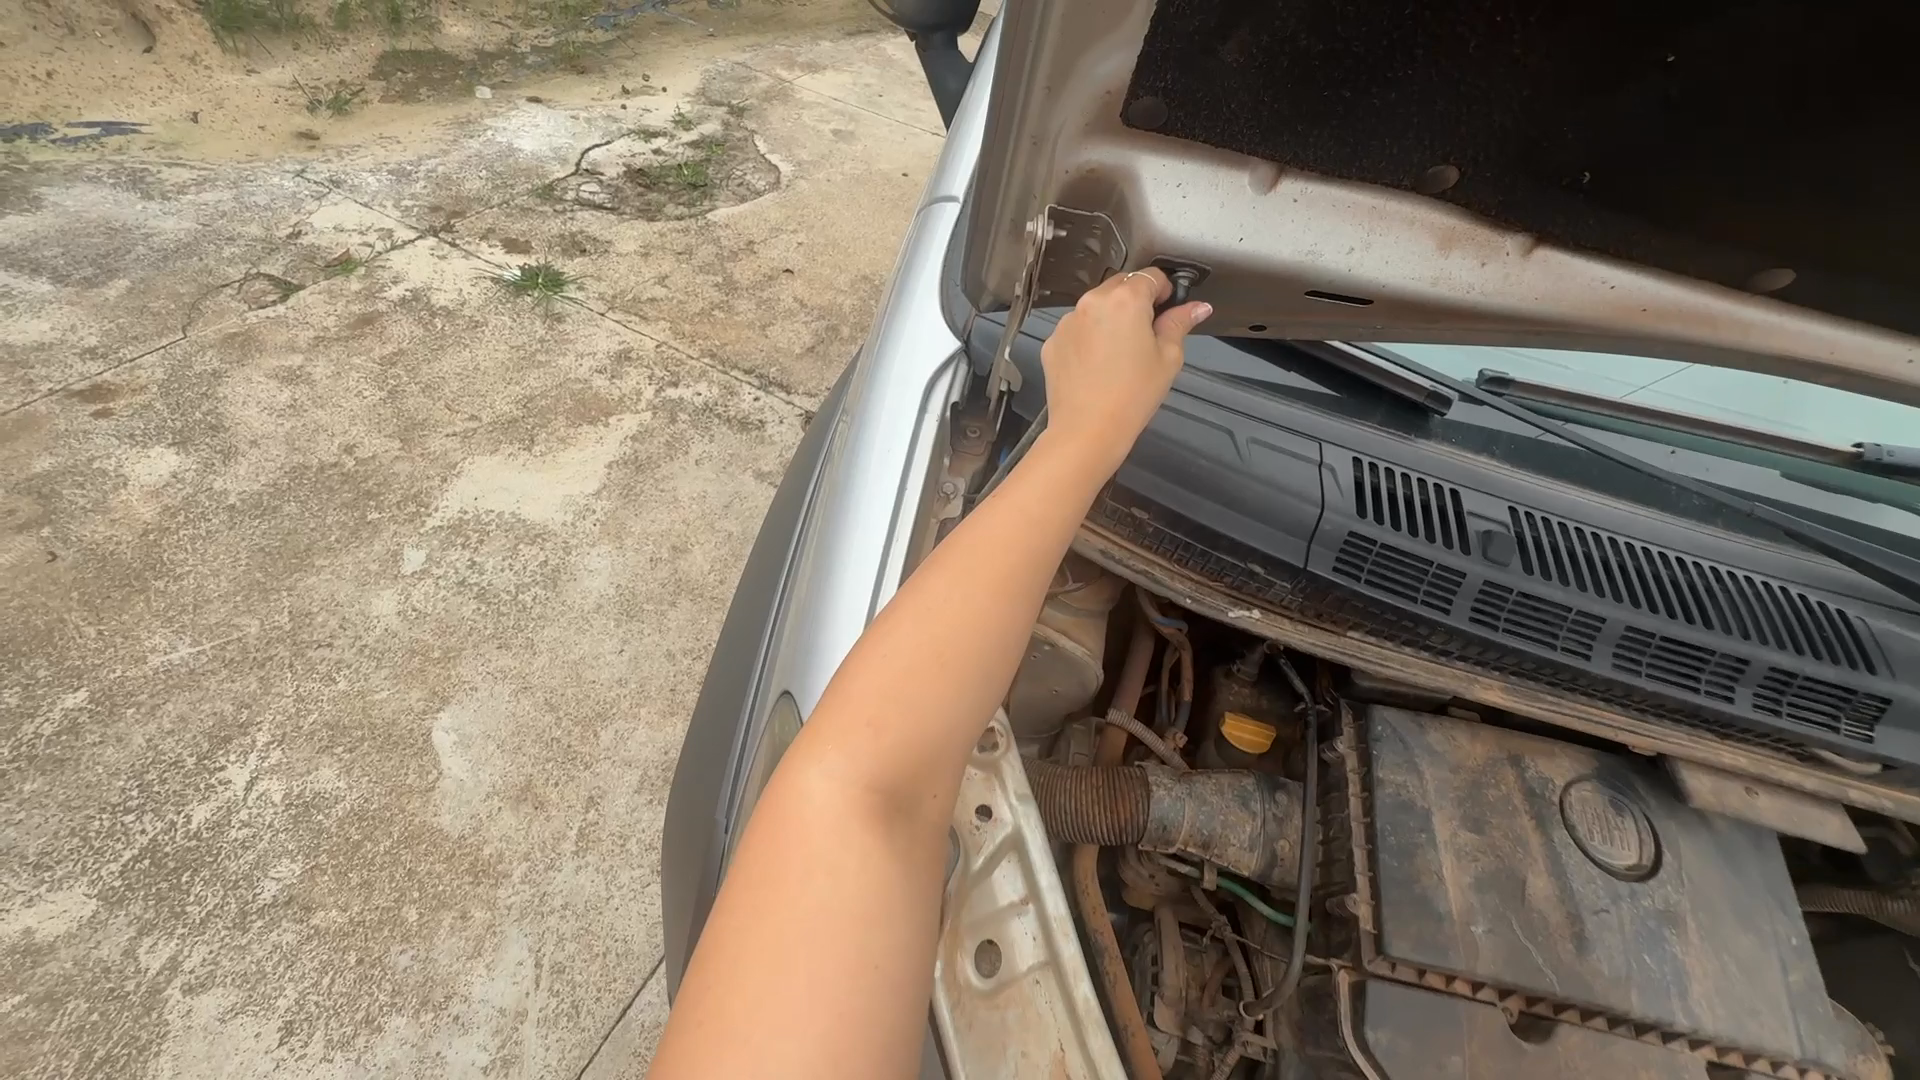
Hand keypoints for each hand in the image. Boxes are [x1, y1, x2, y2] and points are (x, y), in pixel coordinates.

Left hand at [1038, 267, 1211, 470]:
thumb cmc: (1131, 396)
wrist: (1087, 430)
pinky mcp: (1053, 343)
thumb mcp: (1168, 358)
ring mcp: (1067, 323)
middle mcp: (1091, 303)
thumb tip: (1196, 307)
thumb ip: (1180, 324)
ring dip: (1109, 319)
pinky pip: (1076, 330)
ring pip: (1095, 308)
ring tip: (1120, 356)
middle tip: (1145, 336)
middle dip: (1135, 302)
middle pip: (1120, 286)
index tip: (1166, 311)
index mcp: (1125, 300)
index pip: (1151, 276)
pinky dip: (1088, 338)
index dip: (1163, 291)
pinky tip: (1098, 366)